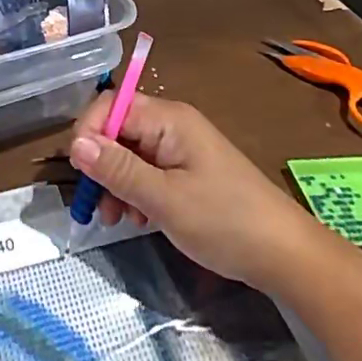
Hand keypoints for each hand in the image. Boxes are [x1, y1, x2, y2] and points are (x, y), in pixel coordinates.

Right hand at [68, 92, 318, 286]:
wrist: (286, 255)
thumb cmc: (225, 221)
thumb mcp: (165, 199)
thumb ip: (119, 169)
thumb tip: (75, 143)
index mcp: (168, 119)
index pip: (111, 104)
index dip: (89, 131)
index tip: (81, 172)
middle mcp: (172, 124)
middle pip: (118, 129)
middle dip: (101, 163)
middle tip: (96, 206)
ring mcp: (181, 147)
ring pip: (129, 152)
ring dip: (115, 182)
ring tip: (117, 219)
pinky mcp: (187, 170)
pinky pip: (147, 169)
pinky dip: (135, 191)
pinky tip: (138, 218)